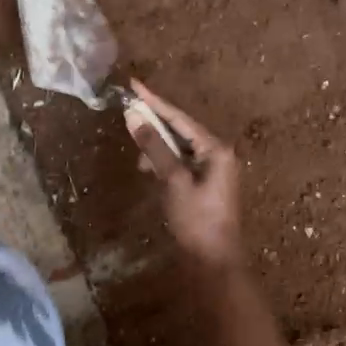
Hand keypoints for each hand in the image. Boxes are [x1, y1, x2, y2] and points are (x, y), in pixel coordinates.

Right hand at [126, 79, 241, 266]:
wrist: (214, 261)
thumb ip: (154, 147)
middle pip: (179, 129)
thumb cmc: (197, 220)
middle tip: (128, 112)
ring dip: (156, 148)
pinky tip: (149, 170)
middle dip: (153, 124)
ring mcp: (211, 169)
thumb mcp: (173, 180)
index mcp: (215, 149)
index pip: (179, 117)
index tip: (133, 84)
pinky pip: (179, 162)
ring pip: (177, 146)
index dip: (154, 101)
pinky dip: (163, 162)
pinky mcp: (203, 183)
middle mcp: (216, 153)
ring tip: (139, 160)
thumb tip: (133, 116)